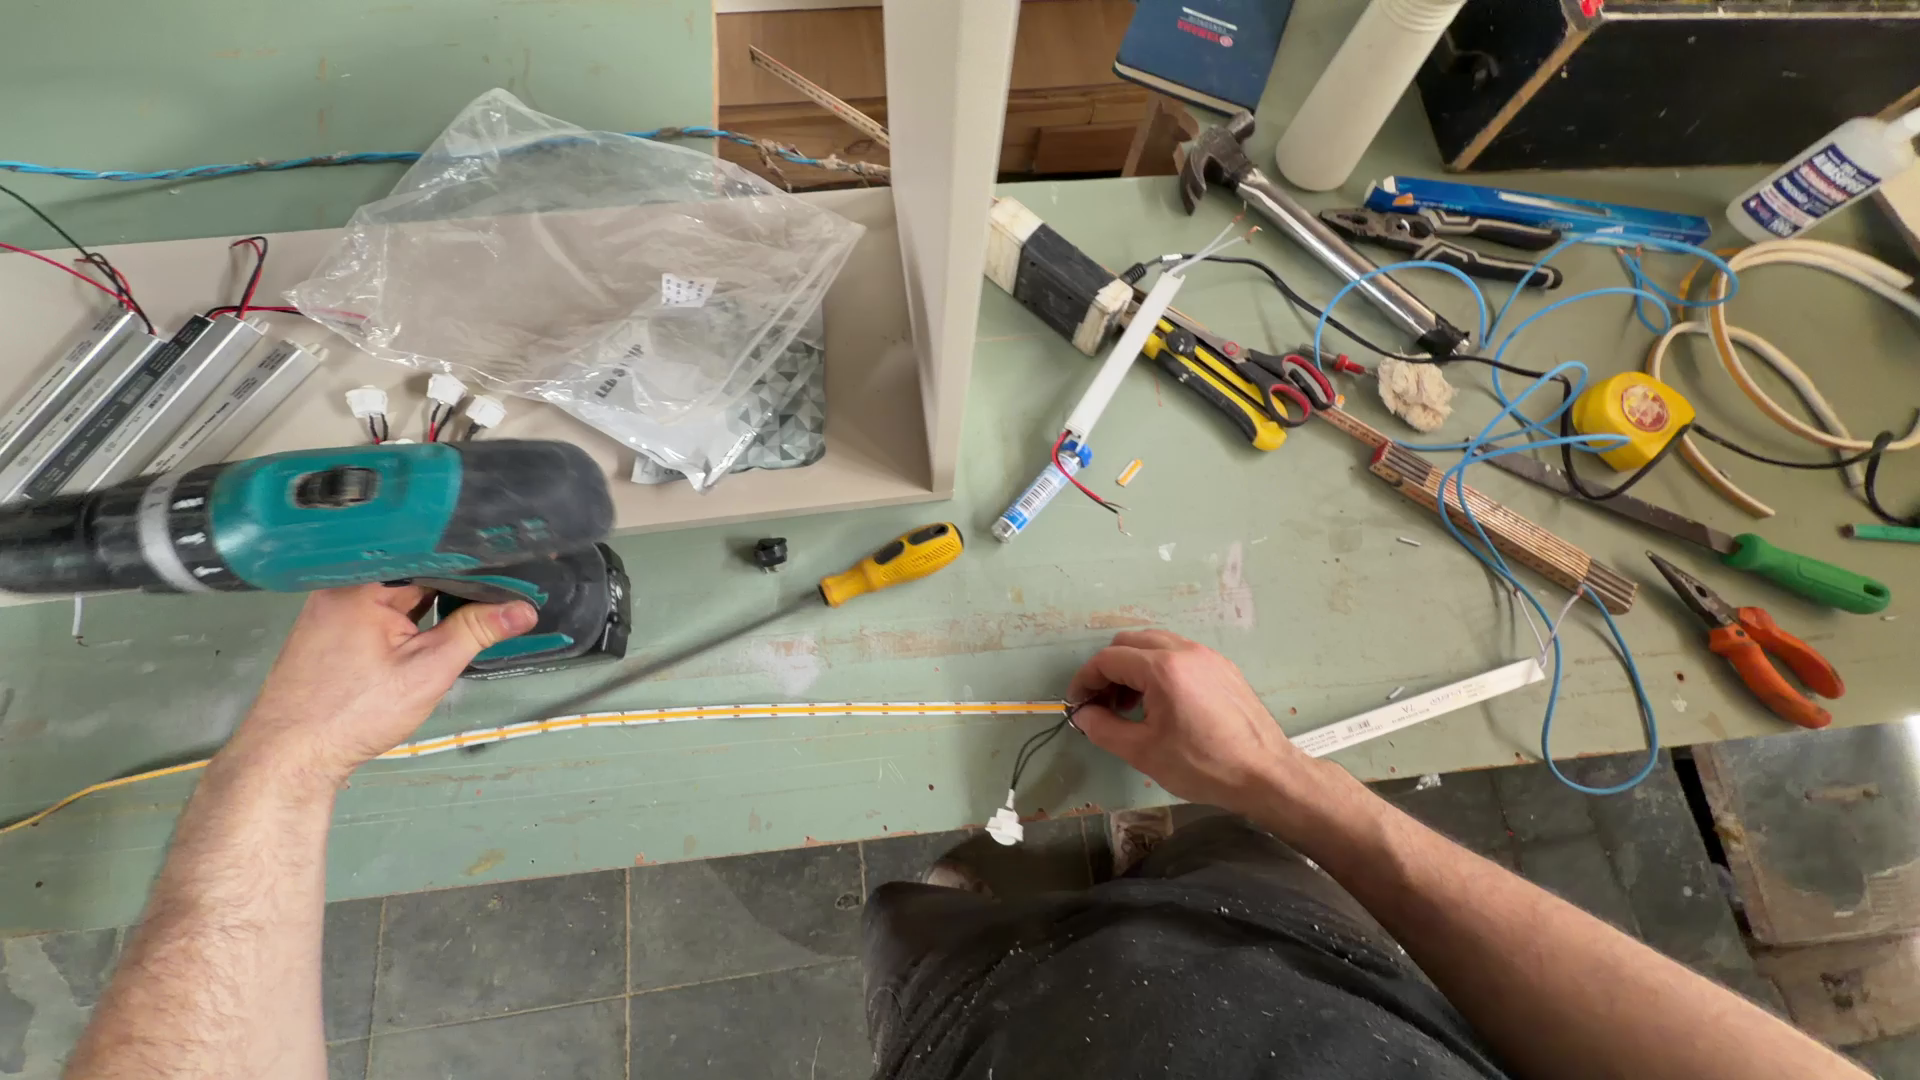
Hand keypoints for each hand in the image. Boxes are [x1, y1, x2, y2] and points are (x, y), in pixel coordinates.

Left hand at [221, 584, 537, 789]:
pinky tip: (442, 627)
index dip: (473, 560)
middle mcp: (343, 588)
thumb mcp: (430, 668)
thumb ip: (478, 630)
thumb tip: (525, 609)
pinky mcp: (336, 632)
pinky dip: (416, 617)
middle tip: (510, 587)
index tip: (512, 564)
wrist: (289, 759)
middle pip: (417, 572)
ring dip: (438, 601)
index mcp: (361, 585)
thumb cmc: (356, 711)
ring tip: (485, 604)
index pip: (429, 556)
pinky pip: (387, 610)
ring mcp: (336, 610)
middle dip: (460, 582)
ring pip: (403, 593)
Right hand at [1067, 629, 1330, 815]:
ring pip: (1154, 644)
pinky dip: (1159, 668)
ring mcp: (1206, 655)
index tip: (1077, 704)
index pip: (1108, 660)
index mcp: (1162, 668)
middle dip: (1108, 670)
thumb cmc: (1202, 765)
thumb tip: (1083, 714)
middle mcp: (1183, 650)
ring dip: (1133, 667)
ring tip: (1131, 705)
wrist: (1267, 775)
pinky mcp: (1222, 666)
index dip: (1085, 680)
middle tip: (1103, 703)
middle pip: (1129, 642)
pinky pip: (1178, 653)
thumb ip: (1104, 728)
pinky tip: (1162, 703)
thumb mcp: (1143, 752)